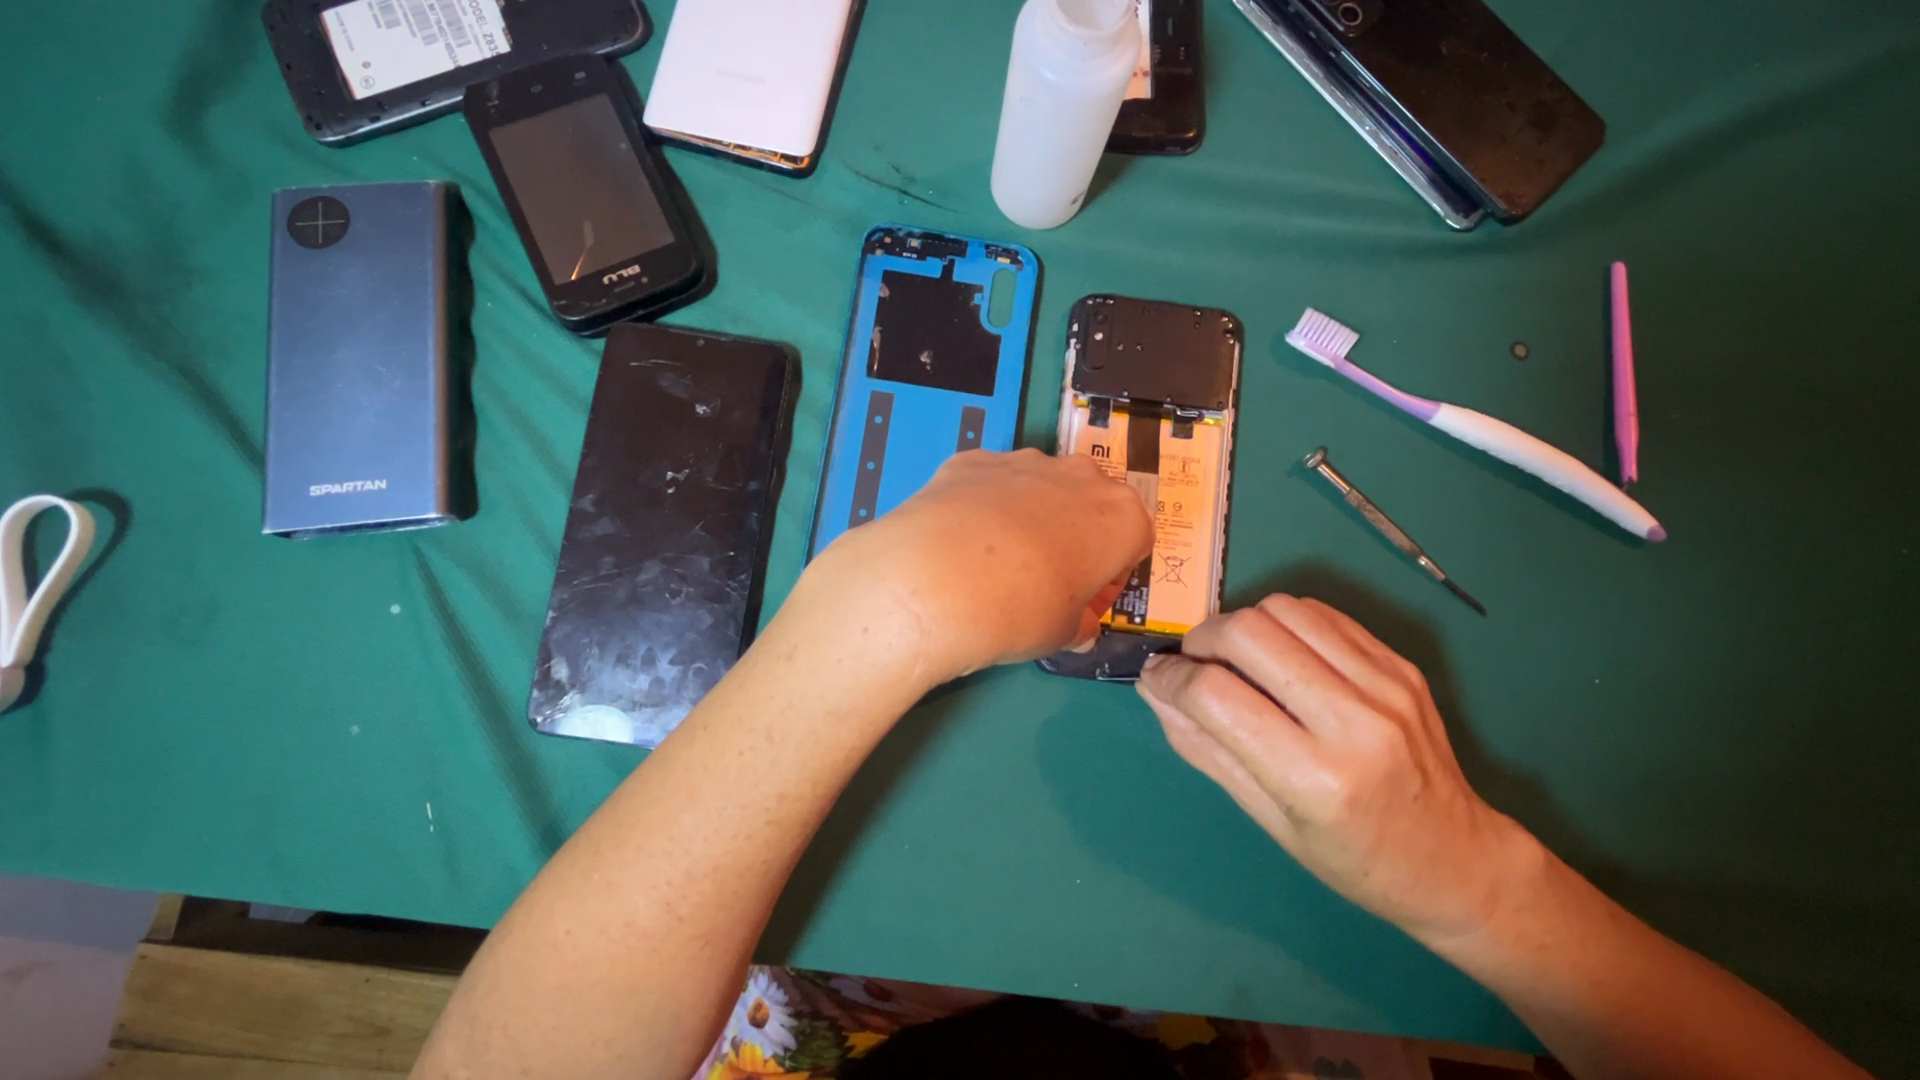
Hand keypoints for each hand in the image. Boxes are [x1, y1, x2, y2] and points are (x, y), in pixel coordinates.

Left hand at [801, 449, 1152, 684]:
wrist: (937, 579)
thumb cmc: (1022, 611)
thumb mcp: (1063, 635)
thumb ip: (1079, 624)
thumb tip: (1077, 627)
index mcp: (1121, 517)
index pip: (1133, 543)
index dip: (1109, 577)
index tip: (1084, 602)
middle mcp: (1079, 476)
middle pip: (1090, 505)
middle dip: (1076, 538)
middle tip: (1044, 582)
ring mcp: (1023, 461)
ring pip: (1039, 488)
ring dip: (1029, 518)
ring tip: (993, 563)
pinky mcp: (972, 460)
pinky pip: (990, 483)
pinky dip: (983, 506)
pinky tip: (959, 542)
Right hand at [1136, 595, 1541, 945]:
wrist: (1456, 859)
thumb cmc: (1351, 859)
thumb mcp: (1267, 819)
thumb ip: (1204, 748)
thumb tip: (1154, 689)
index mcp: (1314, 778)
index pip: (1217, 695)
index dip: (1171, 678)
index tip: (1156, 678)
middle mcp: (1353, 721)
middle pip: (1248, 633)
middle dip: (1202, 639)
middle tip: (1194, 664)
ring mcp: (1384, 685)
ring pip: (1283, 609)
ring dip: (1241, 623)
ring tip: (1235, 657)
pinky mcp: (1399, 665)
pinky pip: (1322, 613)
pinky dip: (1283, 622)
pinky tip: (1279, 654)